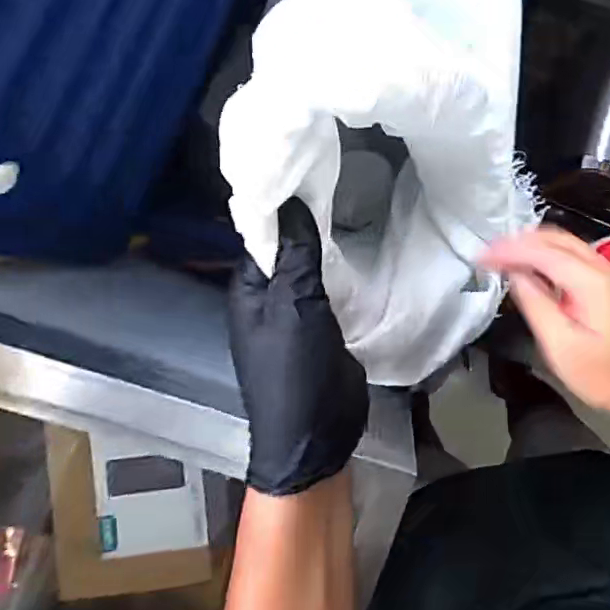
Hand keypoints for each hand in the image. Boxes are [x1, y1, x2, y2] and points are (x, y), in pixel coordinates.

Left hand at [229, 199, 368, 495]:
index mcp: (248, 290)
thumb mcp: (294, 305)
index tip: (312, 175)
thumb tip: (290, 201)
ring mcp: (293, 316)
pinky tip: (361, 258)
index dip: (284, 207)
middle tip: (343, 190)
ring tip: (356, 214)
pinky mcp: (319, 331)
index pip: (262, 235)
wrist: (315, 434)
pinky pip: (327, 294)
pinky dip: (340, 277)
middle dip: (309, 226)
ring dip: (326, 251)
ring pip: (309, 271)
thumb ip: (295, 254)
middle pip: (286, 251)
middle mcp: (266, 299)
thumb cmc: (295, 369)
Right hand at [478, 228, 609, 418]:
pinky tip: (535, 271)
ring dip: (536, 246)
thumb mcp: (564, 348)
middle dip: (520, 241)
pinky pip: (578, 258)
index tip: (481, 257)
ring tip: (505, 259)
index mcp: (594, 282)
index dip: (509, 250)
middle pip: (558, 238)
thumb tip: (517, 277)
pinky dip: (551, 257)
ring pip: (569, 245)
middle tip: (489, 254)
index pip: (543, 252)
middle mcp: (606, 269)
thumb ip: (537, 306)